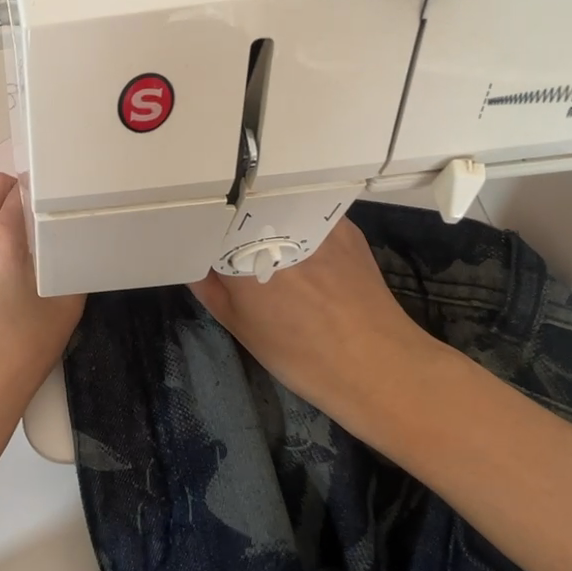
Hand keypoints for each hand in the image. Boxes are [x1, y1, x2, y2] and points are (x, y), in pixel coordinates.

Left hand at [0, 173, 82, 453]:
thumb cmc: (21, 352)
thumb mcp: (65, 305)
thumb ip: (69, 263)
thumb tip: (72, 242)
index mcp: (3, 237)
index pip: (22, 188)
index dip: (42, 189)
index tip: (56, 202)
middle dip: (17, 193)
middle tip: (38, 218)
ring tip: (8, 236)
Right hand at [189, 219, 435, 396]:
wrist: (379, 365)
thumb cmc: (301, 355)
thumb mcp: (240, 327)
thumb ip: (208, 287)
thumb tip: (192, 261)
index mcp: (241, 255)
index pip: (205, 225)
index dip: (197, 229)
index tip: (192, 238)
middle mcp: (276, 228)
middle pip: (239, 209)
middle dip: (228, 221)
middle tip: (225, 240)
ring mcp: (313, 221)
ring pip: (273, 206)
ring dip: (260, 218)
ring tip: (259, 239)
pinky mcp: (341, 224)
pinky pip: (305, 212)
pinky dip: (293, 222)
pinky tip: (295, 244)